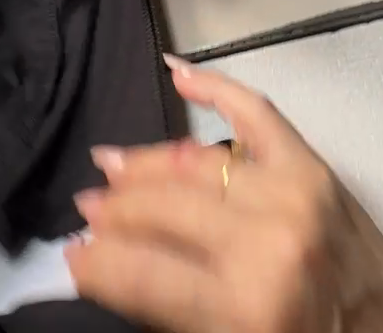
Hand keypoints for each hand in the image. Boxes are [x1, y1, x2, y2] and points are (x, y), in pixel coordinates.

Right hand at [67, 57, 382, 332]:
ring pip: (194, 161)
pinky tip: (179, 73)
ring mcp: (289, 191)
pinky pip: (254, 111)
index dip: (97, 262)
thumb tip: (112, 262)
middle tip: (84, 206)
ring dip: (145, 162)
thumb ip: (174, 309)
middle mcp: (261, 242)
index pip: (142, 273)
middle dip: (115, 209)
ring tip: (110, 164)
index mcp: (242, 308)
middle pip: (164, 209)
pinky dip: (216, 86)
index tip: (71, 254)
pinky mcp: (311, 162)